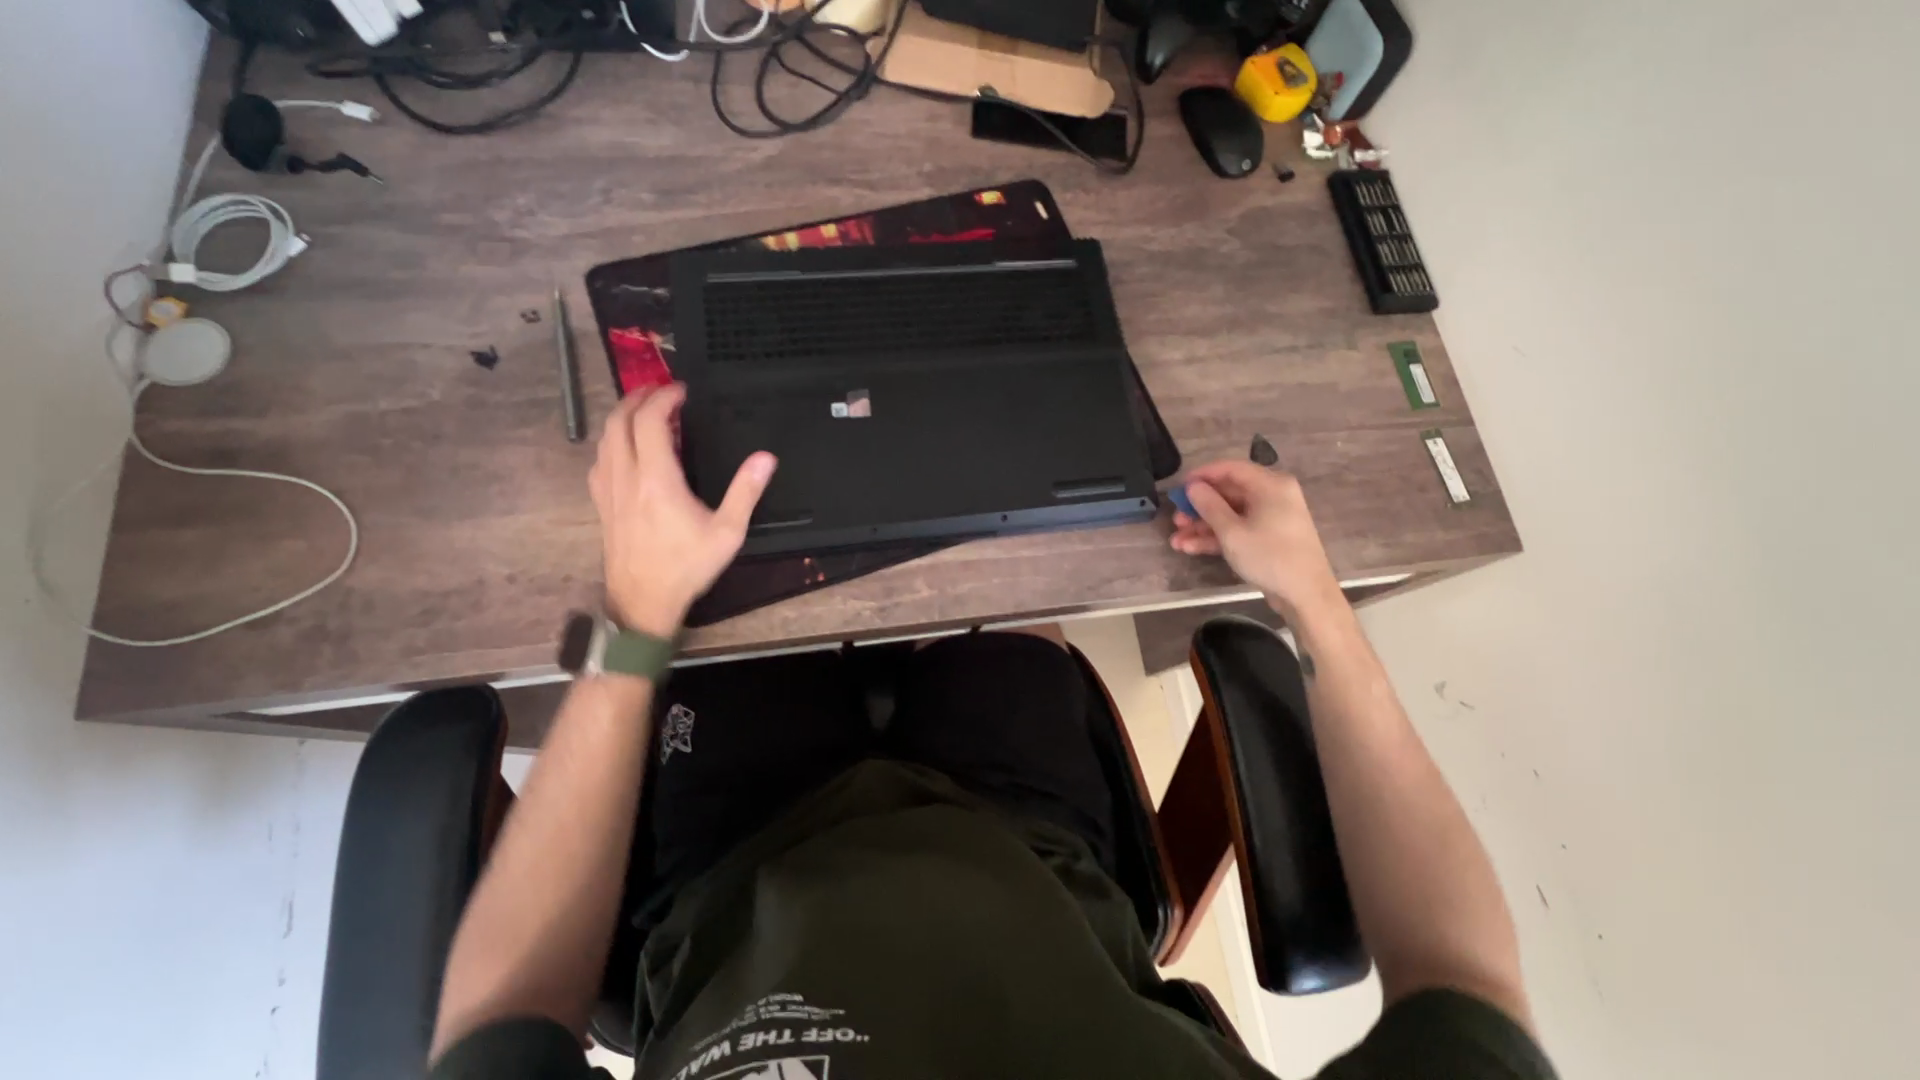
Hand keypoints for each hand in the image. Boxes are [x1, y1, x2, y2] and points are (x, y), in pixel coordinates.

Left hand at [588, 383, 775, 634]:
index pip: (650, 421)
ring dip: (622, 416)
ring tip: (644, 411)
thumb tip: (765, 458)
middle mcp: (626, 478)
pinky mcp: (602, 504)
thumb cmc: (686, 567)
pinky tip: (626, 448)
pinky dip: (612, 442)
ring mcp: (608, 490)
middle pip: (619, 421)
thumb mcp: (727, 533)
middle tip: (660, 391)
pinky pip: (599, 460)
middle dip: (638, 398)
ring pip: (604, 438)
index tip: (682, 392)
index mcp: (657, 480)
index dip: (664, 398)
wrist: (643, 602)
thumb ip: (746, 492)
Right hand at [1169, 460, 1344, 622]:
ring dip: (1203, 526)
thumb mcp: (1232, 532)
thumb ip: (1209, 506)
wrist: (1306, 594)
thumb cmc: (1269, 557)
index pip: (1230, 468)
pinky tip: (1191, 548)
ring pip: (1231, 514)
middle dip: (1199, 507)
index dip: (1202, 475)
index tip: (1179, 487)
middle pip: (1228, 493)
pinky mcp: (1268, 536)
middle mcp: (1272, 495)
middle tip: (1176, 520)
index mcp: (1270, 485)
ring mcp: (1271, 517)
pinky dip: (1217, 537)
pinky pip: (1239, 528)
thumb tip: (1193, 487)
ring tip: (1177, 541)